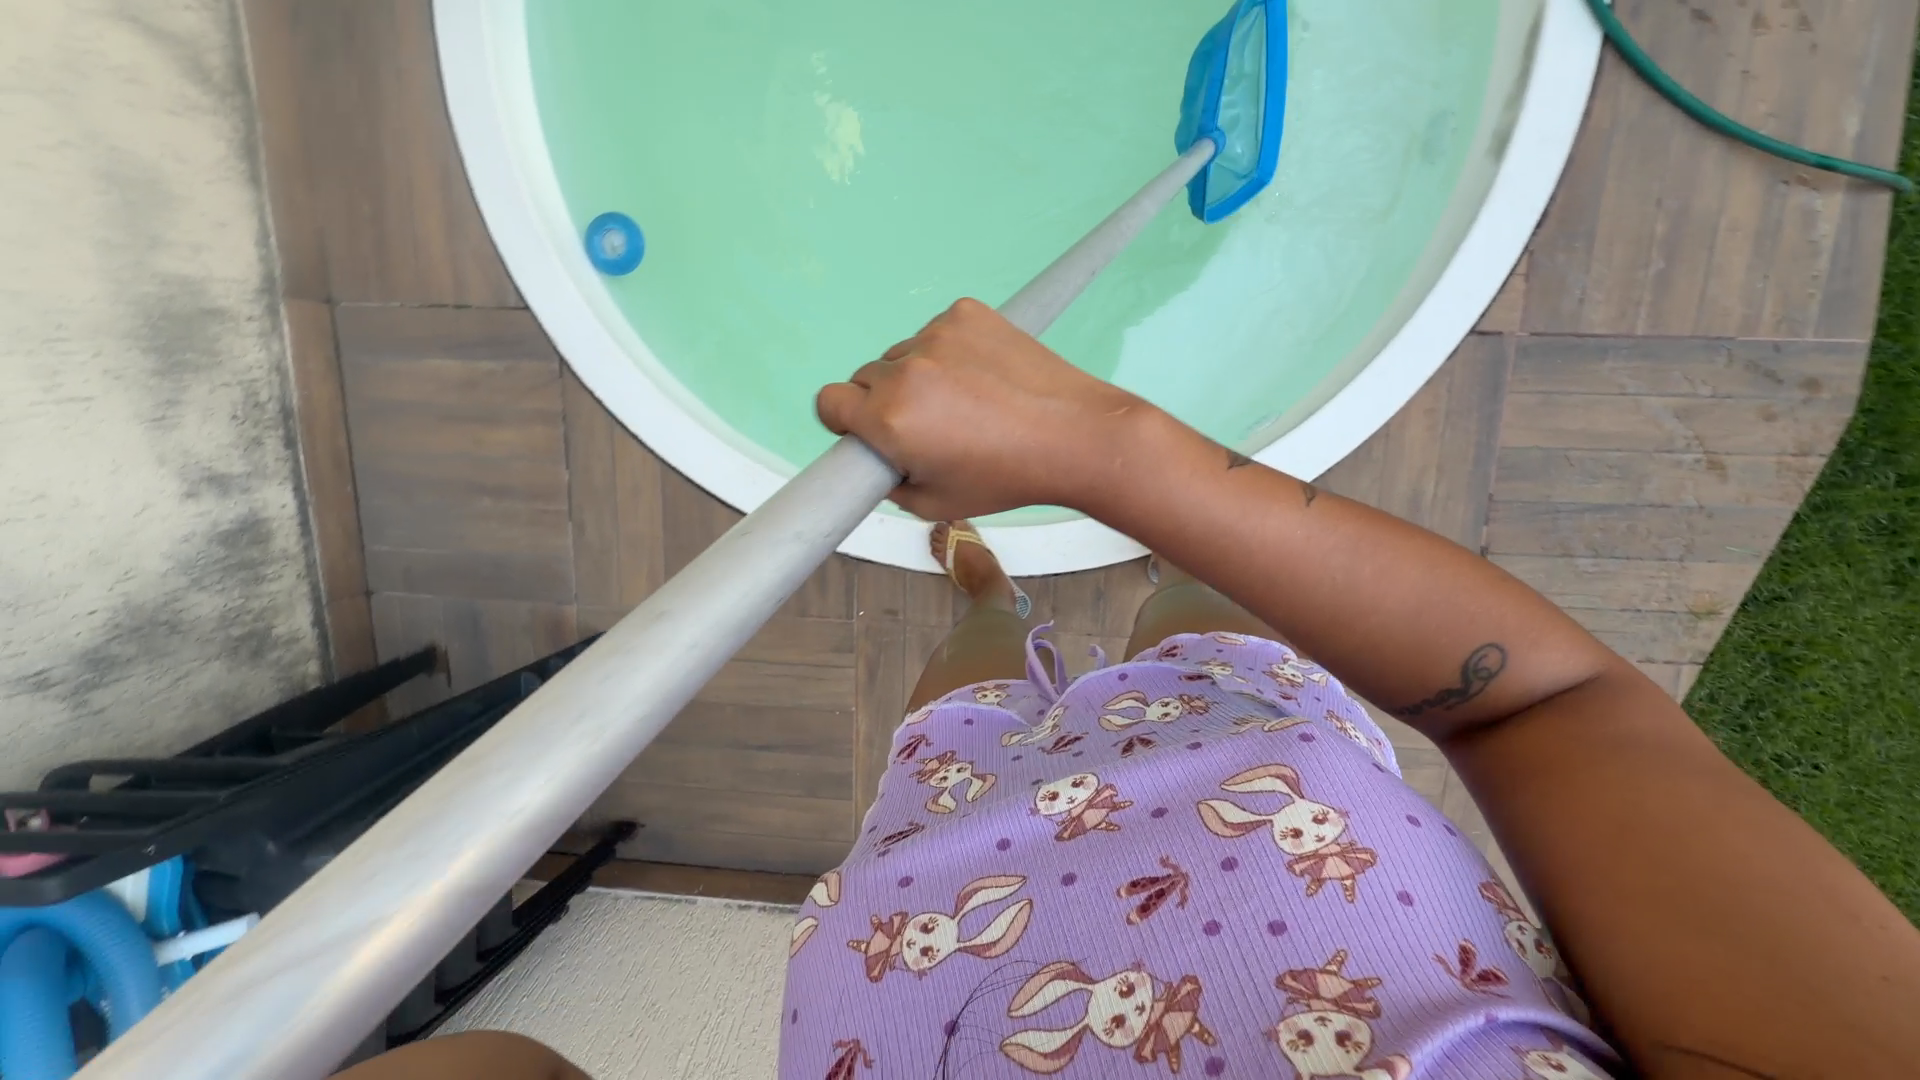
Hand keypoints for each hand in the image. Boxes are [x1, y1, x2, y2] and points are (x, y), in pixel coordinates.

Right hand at [816, 298, 1151, 519]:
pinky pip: (936, 333)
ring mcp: (937, 335)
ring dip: (918, 375)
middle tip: (928, 424)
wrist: (1073, 435)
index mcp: (890, 419)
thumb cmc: (1006, 477)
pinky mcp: (966, 313)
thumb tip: (878, 457)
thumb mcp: (934, 504)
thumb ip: (888, 483)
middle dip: (884, 401)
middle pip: (866, 377)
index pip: (827, 401)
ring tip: (966, 401)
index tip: (866, 430)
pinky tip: (982, 376)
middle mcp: (905, 370)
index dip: (844, 419)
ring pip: (902, 354)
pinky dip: (949, 352)